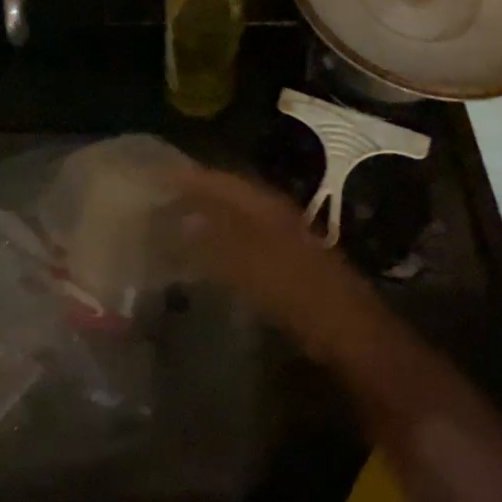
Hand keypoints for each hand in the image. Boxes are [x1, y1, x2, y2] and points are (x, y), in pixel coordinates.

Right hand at [167, 167, 357, 328]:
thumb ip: (213, 241)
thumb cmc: (294, 290)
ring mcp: (284, 236)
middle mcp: (275, 213)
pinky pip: (245, 239)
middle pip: (230, 194)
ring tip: (175, 222)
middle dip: (196, 193)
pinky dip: (222, 241)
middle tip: (160, 197)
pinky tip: (206, 256)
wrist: (344, 325)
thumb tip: (181, 221)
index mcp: (266, 206)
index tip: (157, 176)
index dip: (190, 177)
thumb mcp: (247, 264)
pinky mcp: (286, 261)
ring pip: (237, 216)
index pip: (221, 180)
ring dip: (208, 217)